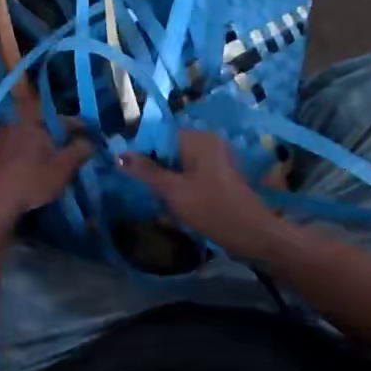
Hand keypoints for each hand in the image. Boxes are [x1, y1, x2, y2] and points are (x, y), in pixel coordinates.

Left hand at [0, 93, 94, 222]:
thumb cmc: (31, 180)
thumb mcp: (63, 167)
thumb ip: (80, 150)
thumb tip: (90, 141)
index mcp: (33, 121)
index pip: (63, 118)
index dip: (81, 126)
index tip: (92, 136)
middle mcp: (16, 123)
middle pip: (45, 125)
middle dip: (62, 134)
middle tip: (75, 146)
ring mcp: (2, 138)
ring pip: (31, 135)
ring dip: (45, 143)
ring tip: (57, 157)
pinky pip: (19, 146)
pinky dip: (31, 151)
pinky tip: (36, 165)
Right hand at [119, 130, 289, 258]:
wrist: (253, 235)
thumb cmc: (212, 209)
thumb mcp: (173, 190)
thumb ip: (145, 171)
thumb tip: (118, 155)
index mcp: (199, 139)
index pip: (159, 135)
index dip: (140, 152)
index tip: (125, 171)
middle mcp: (208, 143)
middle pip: (168, 149)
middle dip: (152, 168)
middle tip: (139, 188)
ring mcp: (215, 160)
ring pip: (178, 164)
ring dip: (165, 180)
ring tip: (155, 198)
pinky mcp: (219, 177)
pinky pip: (190, 174)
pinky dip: (179, 186)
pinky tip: (172, 203)